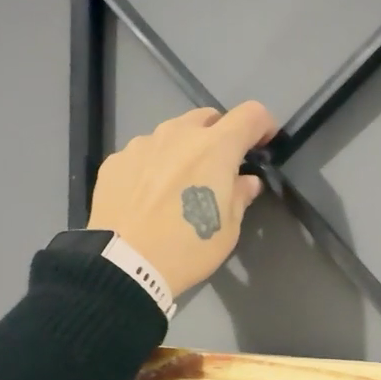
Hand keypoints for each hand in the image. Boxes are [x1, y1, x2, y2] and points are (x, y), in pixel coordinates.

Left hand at [85, 102, 278, 296]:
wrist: (124, 263)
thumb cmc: (188, 248)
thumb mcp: (227, 230)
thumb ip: (240, 197)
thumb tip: (246, 181)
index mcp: (215, 148)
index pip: (251, 115)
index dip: (263, 125)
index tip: (264, 143)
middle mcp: (178, 134)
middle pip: (208, 118)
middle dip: (220, 136)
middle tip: (218, 168)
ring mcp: (143, 143)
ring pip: (172, 134)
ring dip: (183, 150)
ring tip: (178, 185)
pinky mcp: (116, 160)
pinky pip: (143, 154)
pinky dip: (154, 167)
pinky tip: (148, 197)